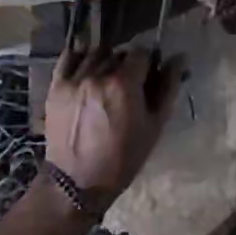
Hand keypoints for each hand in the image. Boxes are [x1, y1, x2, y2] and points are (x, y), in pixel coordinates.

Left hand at [44, 45, 181, 199]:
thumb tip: (179, 58)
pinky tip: (87, 69)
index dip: (149, 62)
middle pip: (119, 53)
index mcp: (124, 83)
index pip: (141, 52)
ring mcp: (74, 79)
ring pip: (96, 54)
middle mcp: (98, 74)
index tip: (149, 76)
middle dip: (128, 64)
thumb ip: (168, 86)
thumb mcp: (155, 124)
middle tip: (130, 84)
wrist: (77, 182)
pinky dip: (80, 58)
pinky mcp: (56, 87)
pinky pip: (69, 58)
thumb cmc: (124, 156)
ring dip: (106, 61)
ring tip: (107, 80)